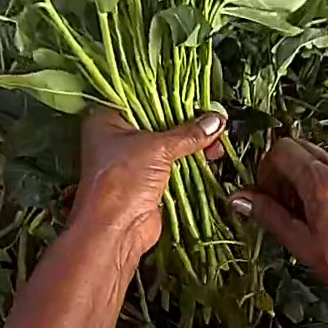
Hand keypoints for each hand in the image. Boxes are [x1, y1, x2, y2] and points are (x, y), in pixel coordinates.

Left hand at [71, 108, 224, 259]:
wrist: (116, 229)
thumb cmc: (123, 180)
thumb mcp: (158, 148)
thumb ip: (188, 133)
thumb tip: (216, 119)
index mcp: (109, 119)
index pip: (145, 98)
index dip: (173, 97)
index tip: (200, 97)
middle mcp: (119, 138)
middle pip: (160, 123)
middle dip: (189, 124)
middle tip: (215, 122)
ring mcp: (134, 162)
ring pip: (170, 147)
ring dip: (194, 146)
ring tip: (218, 142)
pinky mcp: (149, 182)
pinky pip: (174, 167)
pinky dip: (192, 163)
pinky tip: (211, 157)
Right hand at [230, 138, 327, 308]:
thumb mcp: (300, 242)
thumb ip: (269, 214)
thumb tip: (238, 198)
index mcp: (321, 182)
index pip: (282, 149)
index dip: (266, 167)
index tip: (264, 192)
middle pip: (299, 147)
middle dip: (282, 167)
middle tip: (278, 198)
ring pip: (317, 156)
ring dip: (300, 173)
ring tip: (299, 208)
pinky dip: (319, 179)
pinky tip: (319, 209)